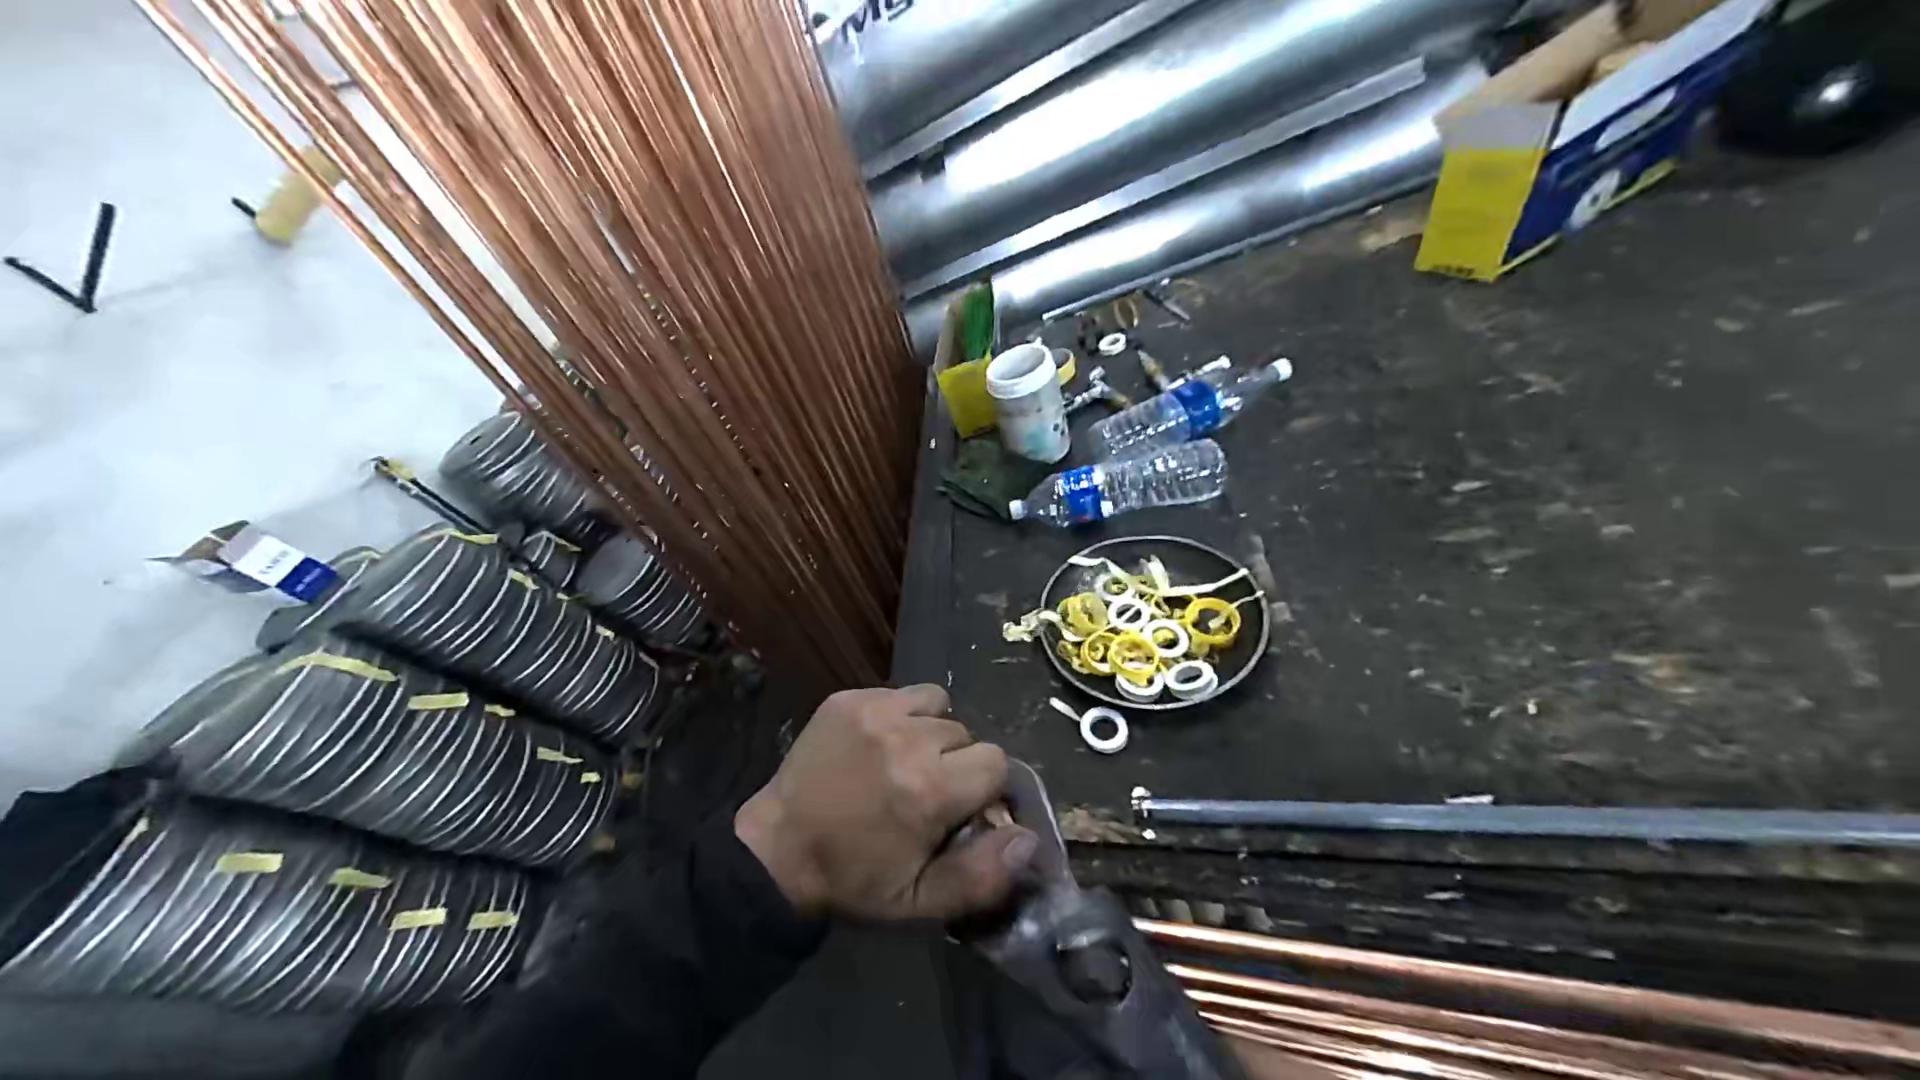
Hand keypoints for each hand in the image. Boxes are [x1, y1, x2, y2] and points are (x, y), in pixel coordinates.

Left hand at [734, 684, 1037, 920]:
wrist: (776, 848)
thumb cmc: (854, 879)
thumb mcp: (920, 901)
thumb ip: (983, 875)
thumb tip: (1029, 836)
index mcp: (929, 789)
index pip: (996, 762)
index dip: (984, 788)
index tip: (960, 808)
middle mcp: (907, 738)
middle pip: (966, 735)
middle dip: (957, 763)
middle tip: (925, 792)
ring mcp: (874, 710)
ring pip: (939, 707)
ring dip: (933, 733)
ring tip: (904, 761)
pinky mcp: (849, 697)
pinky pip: (903, 693)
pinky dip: (904, 715)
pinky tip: (880, 743)